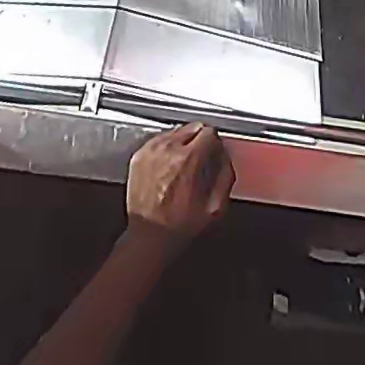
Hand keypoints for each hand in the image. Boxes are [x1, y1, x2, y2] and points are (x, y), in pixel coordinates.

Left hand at [124, 123, 234, 254]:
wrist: (148, 237)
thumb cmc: (178, 225)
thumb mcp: (215, 206)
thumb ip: (225, 175)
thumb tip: (225, 157)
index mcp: (189, 159)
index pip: (209, 132)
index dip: (215, 143)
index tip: (214, 152)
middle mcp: (168, 150)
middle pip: (193, 127)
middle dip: (200, 140)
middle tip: (200, 158)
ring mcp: (151, 152)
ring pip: (175, 131)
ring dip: (183, 142)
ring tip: (183, 164)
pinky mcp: (139, 156)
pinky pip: (159, 140)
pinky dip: (166, 148)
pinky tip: (169, 165)